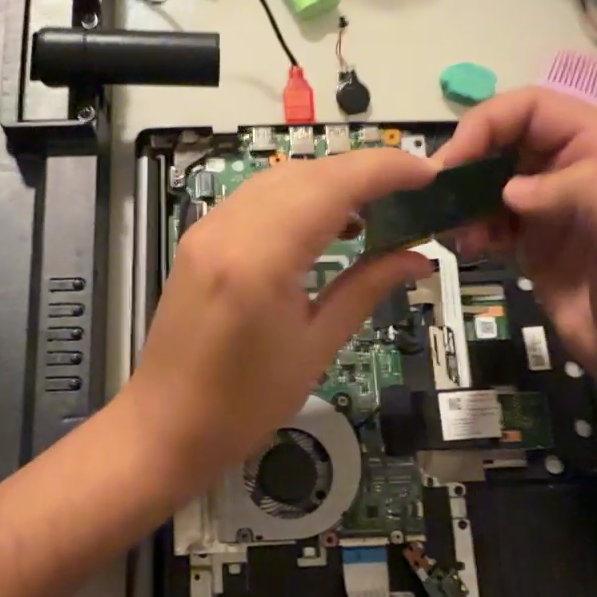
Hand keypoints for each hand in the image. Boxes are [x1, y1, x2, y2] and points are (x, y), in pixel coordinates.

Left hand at [124, 149, 437, 480]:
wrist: (167, 426)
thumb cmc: (245, 403)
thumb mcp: (316, 346)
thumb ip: (367, 288)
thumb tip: (419, 257)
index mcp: (260, 258)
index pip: (333, 185)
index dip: (385, 170)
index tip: (428, 174)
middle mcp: (228, 228)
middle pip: (306, 173)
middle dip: (363, 173)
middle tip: (412, 194)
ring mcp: (207, 230)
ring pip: (279, 179)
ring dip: (330, 182)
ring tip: (376, 211)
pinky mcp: (199, 239)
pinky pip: (256, 198)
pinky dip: (297, 198)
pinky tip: (326, 224)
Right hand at [435, 88, 596, 410]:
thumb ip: (582, 192)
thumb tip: (510, 190)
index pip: (538, 109)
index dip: (491, 122)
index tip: (454, 162)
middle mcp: (577, 176)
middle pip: (508, 142)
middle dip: (469, 162)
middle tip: (439, 199)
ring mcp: (555, 216)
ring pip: (494, 185)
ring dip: (466, 201)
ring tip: (458, 235)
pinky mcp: (538, 254)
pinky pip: (494, 226)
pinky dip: (472, 231)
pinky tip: (469, 250)